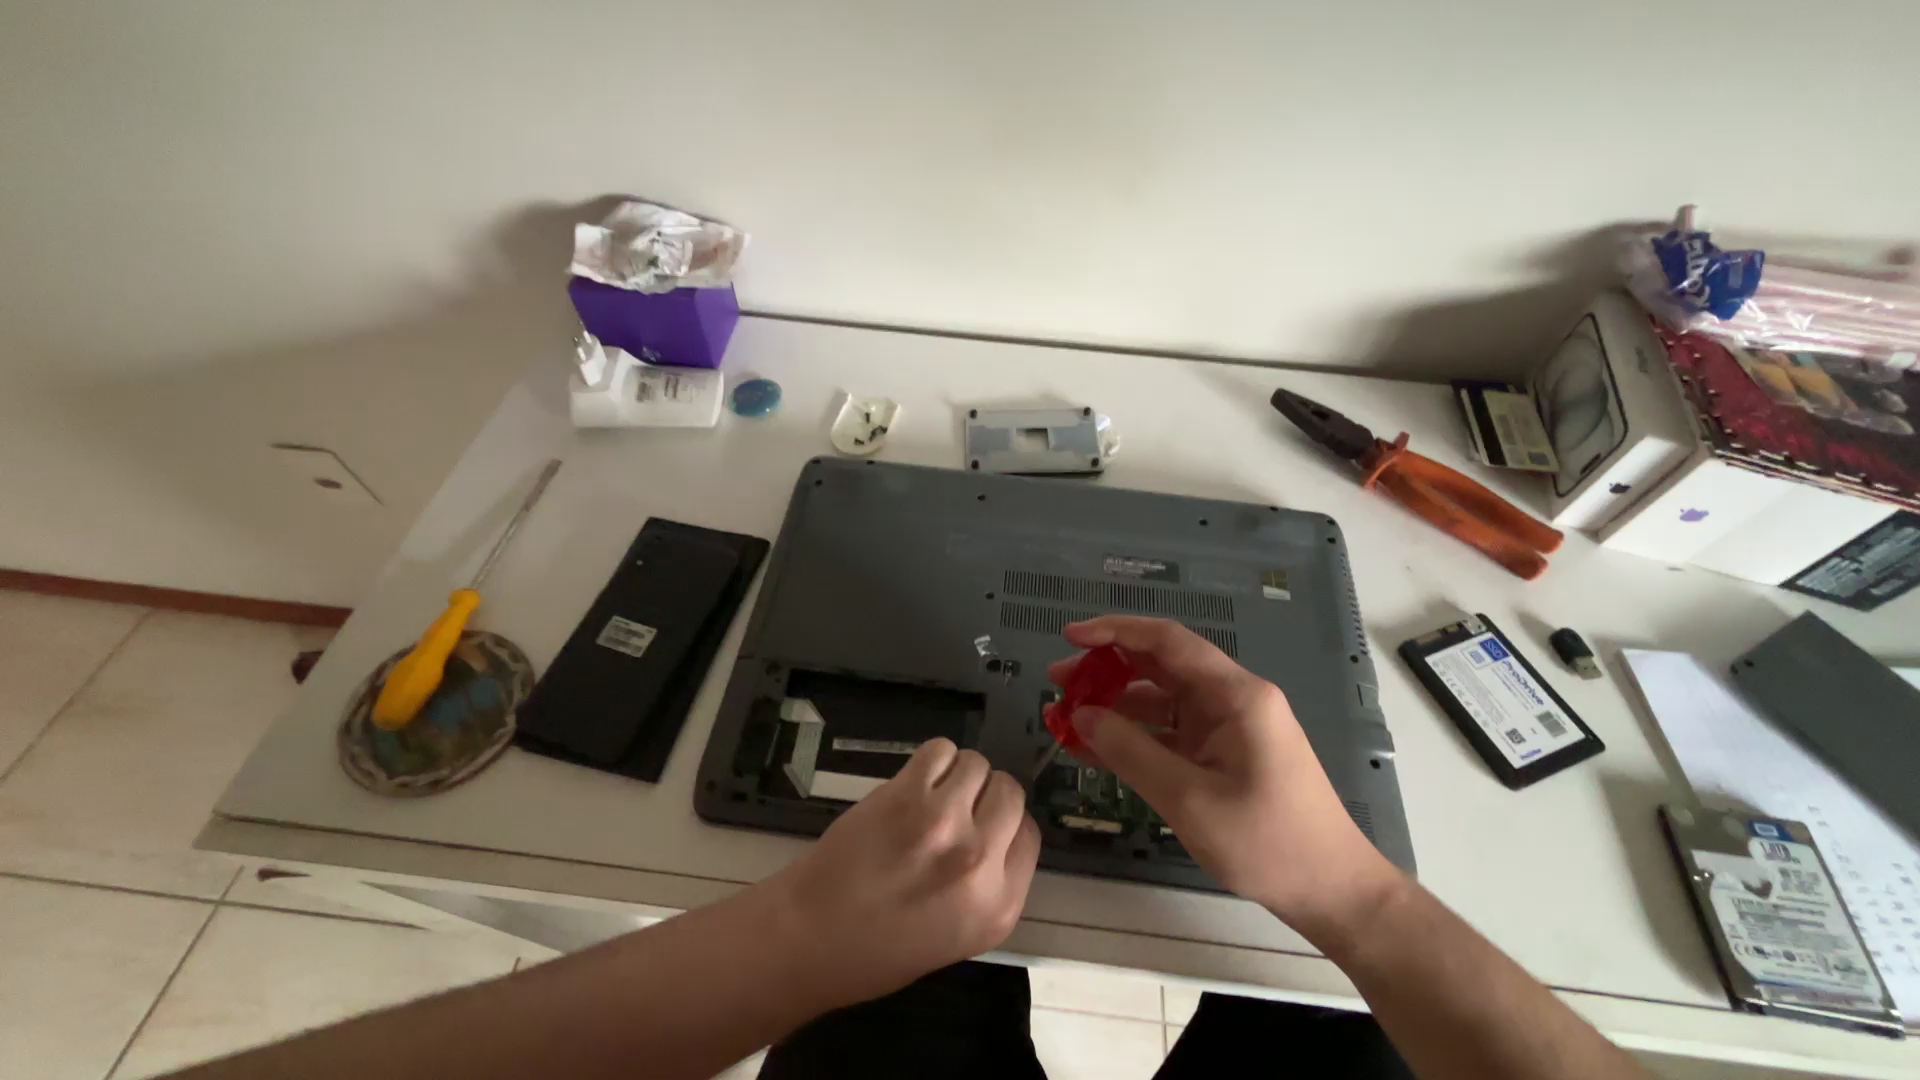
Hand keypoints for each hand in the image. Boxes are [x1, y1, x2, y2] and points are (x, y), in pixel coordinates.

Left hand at [760, 738, 1040, 1007]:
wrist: (810, 937)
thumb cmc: (880, 948)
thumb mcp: (960, 935)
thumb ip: (991, 885)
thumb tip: (1000, 831)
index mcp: (999, 906)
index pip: (1029, 836)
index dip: (1004, 825)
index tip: (980, 828)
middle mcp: (981, 862)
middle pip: (1010, 793)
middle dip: (985, 795)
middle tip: (955, 809)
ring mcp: (945, 823)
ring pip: (977, 764)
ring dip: (957, 774)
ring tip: (930, 796)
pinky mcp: (908, 795)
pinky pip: (942, 749)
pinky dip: (932, 759)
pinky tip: (913, 783)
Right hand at [1049, 616, 1402, 944]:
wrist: (1333, 891)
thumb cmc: (1268, 843)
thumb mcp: (1189, 800)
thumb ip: (1130, 751)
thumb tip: (1080, 715)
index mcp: (1235, 695)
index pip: (1167, 641)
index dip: (1115, 631)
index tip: (1070, 636)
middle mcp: (1233, 699)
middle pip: (1162, 666)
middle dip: (1108, 668)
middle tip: (1059, 682)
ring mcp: (1231, 726)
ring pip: (1163, 699)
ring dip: (1117, 704)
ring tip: (1068, 717)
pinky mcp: (1226, 752)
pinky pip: (1172, 730)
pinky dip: (1136, 734)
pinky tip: (1099, 746)